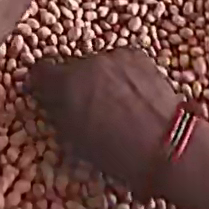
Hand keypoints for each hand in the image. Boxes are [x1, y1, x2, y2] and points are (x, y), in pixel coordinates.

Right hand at [28, 48, 181, 188]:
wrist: (168, 145)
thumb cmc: (119, 153)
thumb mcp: (78, 141)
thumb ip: (60, 114)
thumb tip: (52, 102)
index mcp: (66, 83)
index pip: (41, 72)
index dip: (42, 82)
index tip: (44, 91)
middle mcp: (87, 62)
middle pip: (72, 68)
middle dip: (75, 84)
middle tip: (88, 106)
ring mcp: (113, 55)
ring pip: (97, 64)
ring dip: (99, 78)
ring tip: (116, 102)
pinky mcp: (136, 54)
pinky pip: (119, 61)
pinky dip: (121, 73)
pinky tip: (133, 94)